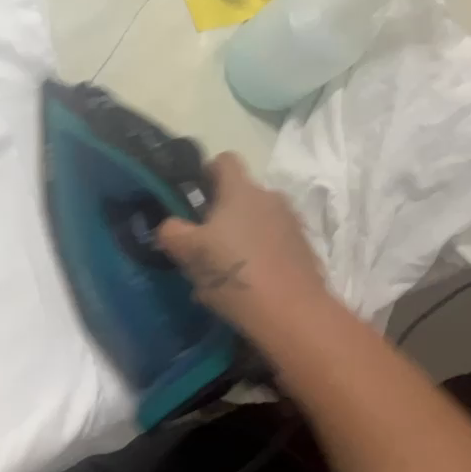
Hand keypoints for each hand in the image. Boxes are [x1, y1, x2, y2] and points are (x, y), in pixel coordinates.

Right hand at [154, 153, 325, 325]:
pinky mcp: (302, 249)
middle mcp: (270, 197)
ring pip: (255, 222)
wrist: (290, 311)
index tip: (191, 199)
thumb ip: (171, 232)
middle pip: (239, 196)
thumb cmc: (232, 272)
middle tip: (199, 246)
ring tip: (221, 272)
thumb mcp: (188, 253)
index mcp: (241, 190)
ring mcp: (291, 223)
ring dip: (237, 238)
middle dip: (218, 215)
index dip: (204, 173)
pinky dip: (256, 257)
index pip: (223, 160)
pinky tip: (244, 286)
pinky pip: (271, 244)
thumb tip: (168, 226)